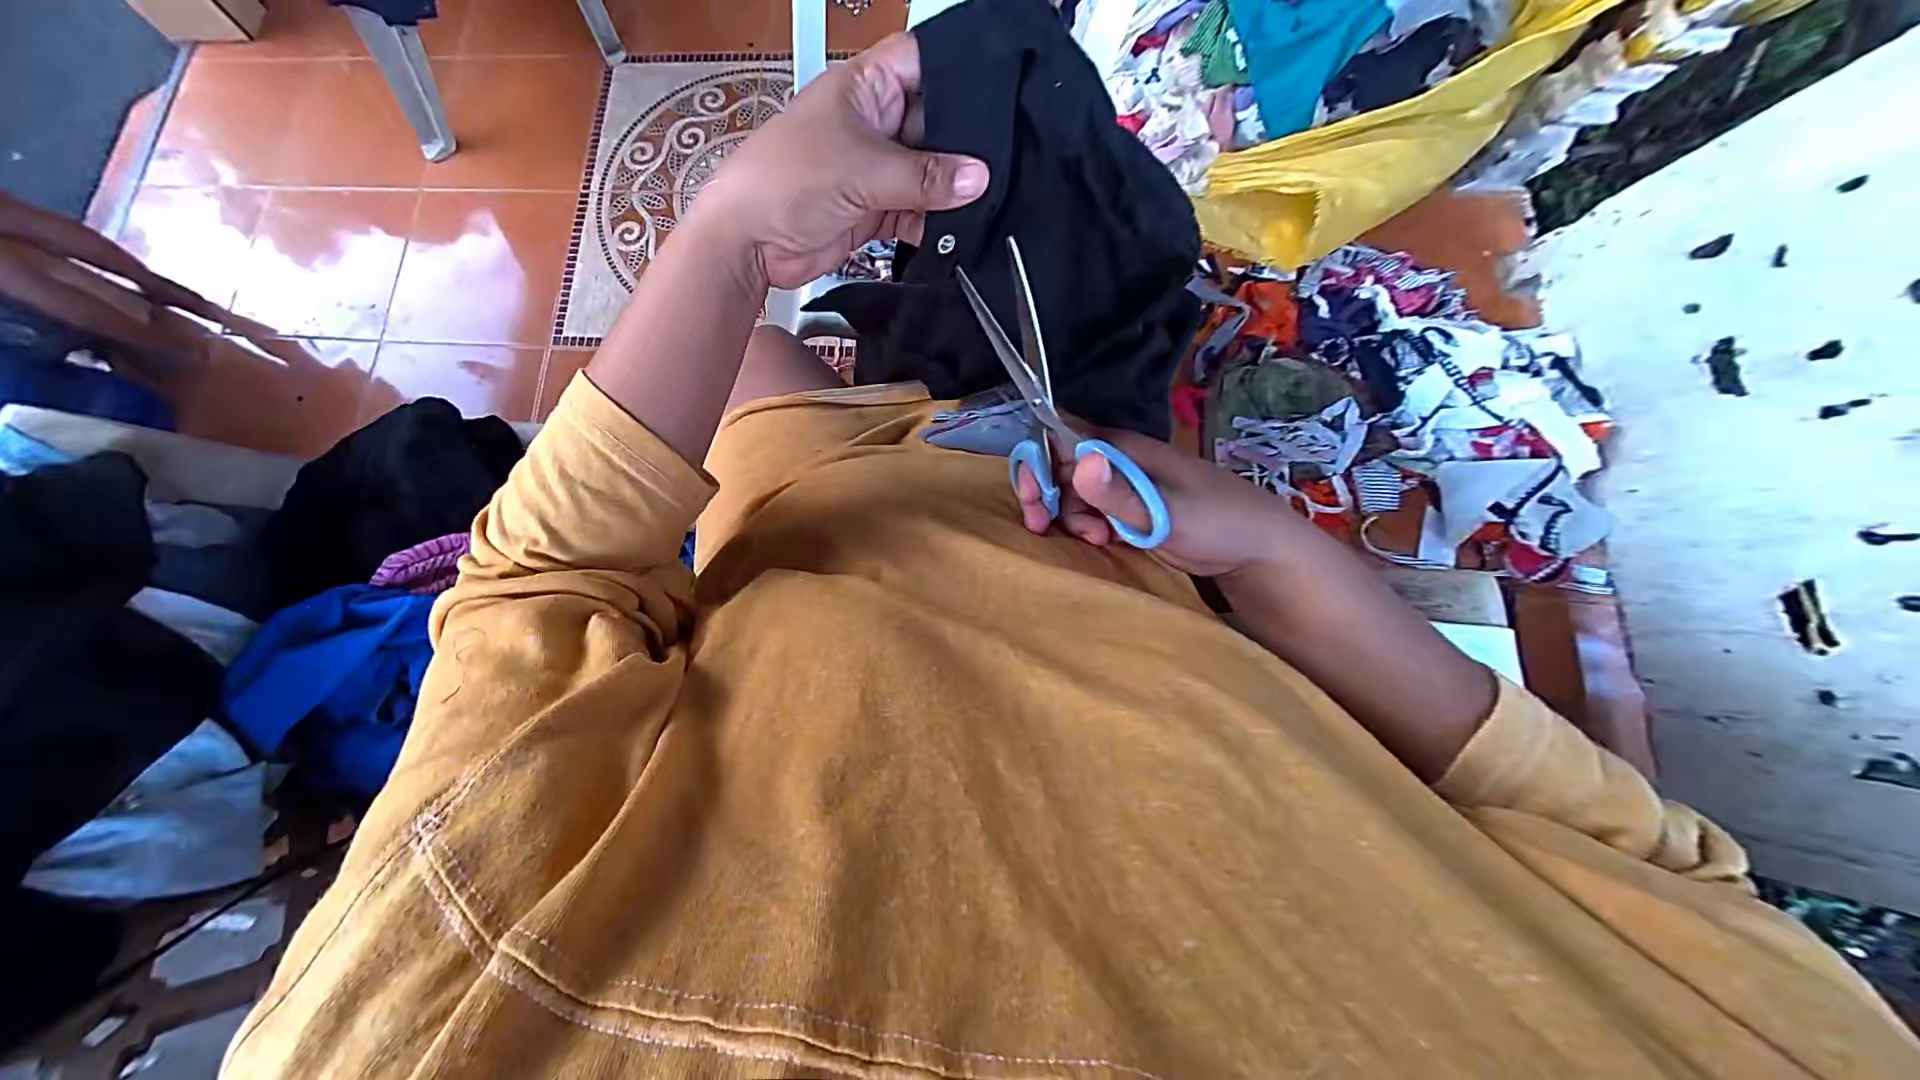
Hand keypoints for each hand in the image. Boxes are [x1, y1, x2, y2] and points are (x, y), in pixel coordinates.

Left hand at [689, 33, 989, 289]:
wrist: (752, 244)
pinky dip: (934, 224)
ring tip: (979, 203)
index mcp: (866, 89)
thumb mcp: (863, 171)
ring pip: (929, 174)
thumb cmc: (782, 182)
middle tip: (996, 165)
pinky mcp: (876, 209)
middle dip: (964, 147)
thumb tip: (976, 177)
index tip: (999, 95)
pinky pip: (918, 212)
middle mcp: (875, 124)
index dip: (961, 73)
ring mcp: (876, 169)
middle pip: (936, 125)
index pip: (924, 63)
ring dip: (950, 192)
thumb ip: (924, 176)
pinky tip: (953, 231)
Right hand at [1016, 430, 1326, 577]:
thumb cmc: (1218, 523)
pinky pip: (1091, 511)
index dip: (1039, 462)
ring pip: (1073, 493)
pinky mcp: (1130, 509)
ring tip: (1095, 540)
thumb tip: (1079, 462)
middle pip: (1060, 467)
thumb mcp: (1166, 512)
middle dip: (1047, 496)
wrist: (1258, 549)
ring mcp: (1124, 485)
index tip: (1036, 500)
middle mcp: (1118, 460)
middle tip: (1044, 527)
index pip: (1062, 439)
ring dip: (1069, 518)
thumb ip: (1120, 493)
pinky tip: (1100, 542)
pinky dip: (1085, 527)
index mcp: (1124, 448)